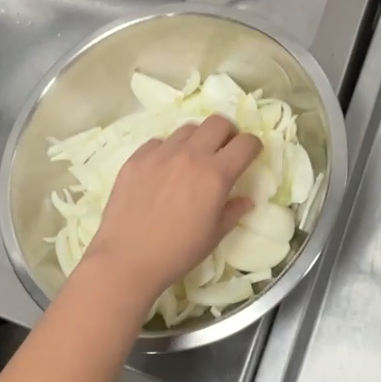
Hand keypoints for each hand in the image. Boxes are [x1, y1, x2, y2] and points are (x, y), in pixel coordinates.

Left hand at [75, 115, 260, 306]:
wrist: (127, 259)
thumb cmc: (178, 252)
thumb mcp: (214, 235)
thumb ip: (234, 211)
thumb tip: (246, 199)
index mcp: (215, 175)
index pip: (246, 143)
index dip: (253, 146)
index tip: (250, 155)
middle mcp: (190, 156)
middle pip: (218, 122)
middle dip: (228, 133)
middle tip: (224, 151)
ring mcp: (160, 154)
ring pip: (187, 129)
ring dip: (197, 139)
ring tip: (192, 160)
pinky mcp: (136, 158)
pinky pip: (158, 142)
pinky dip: (167, 150)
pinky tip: (163, 170)